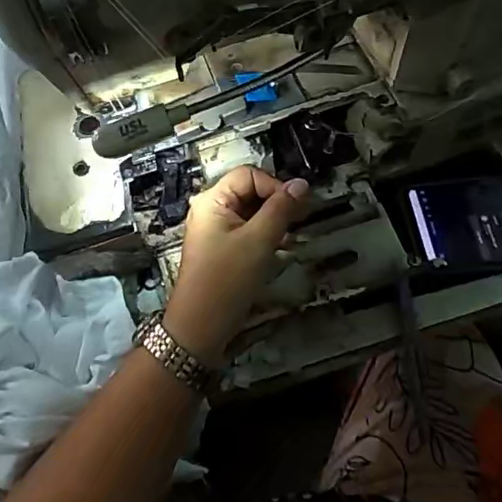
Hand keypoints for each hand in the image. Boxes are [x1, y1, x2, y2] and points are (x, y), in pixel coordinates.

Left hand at [163, 167, 309, 361]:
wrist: (200, 327)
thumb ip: (281, 209)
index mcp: (212, 200)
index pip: (250, 174)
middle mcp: (211, 210)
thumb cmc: (226, 280)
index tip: (297, 206)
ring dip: (274, 220)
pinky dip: (266, 235)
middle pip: (251, 191)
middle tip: (300, 220)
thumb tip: (302, 184)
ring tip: (292, 236)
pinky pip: (248, 231)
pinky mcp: (223, 250)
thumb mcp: (259, 241)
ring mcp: (216, 231)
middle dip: (277, 203)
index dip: (275, 185)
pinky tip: (280, 248)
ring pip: (252, 212)